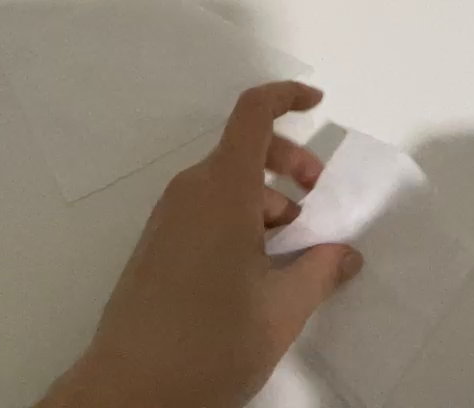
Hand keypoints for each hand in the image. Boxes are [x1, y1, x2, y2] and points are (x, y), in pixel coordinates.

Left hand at [38, 82, 362, 407]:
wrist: (128, 390)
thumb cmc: (211, 339)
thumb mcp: (282, 310)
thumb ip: (320, 271)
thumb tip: (345, 253)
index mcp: (223, 187)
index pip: (253, 113)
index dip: (287, 96)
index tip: (318, 103)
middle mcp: (193, 188)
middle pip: (247, 148)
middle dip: (290, 165)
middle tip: (317, 203)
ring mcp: (171, 214)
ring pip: (229, 183)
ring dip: (269, 202)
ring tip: (293, 256)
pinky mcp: (160, 239)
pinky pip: (209, 207)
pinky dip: (242, 218)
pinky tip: (258, 270)